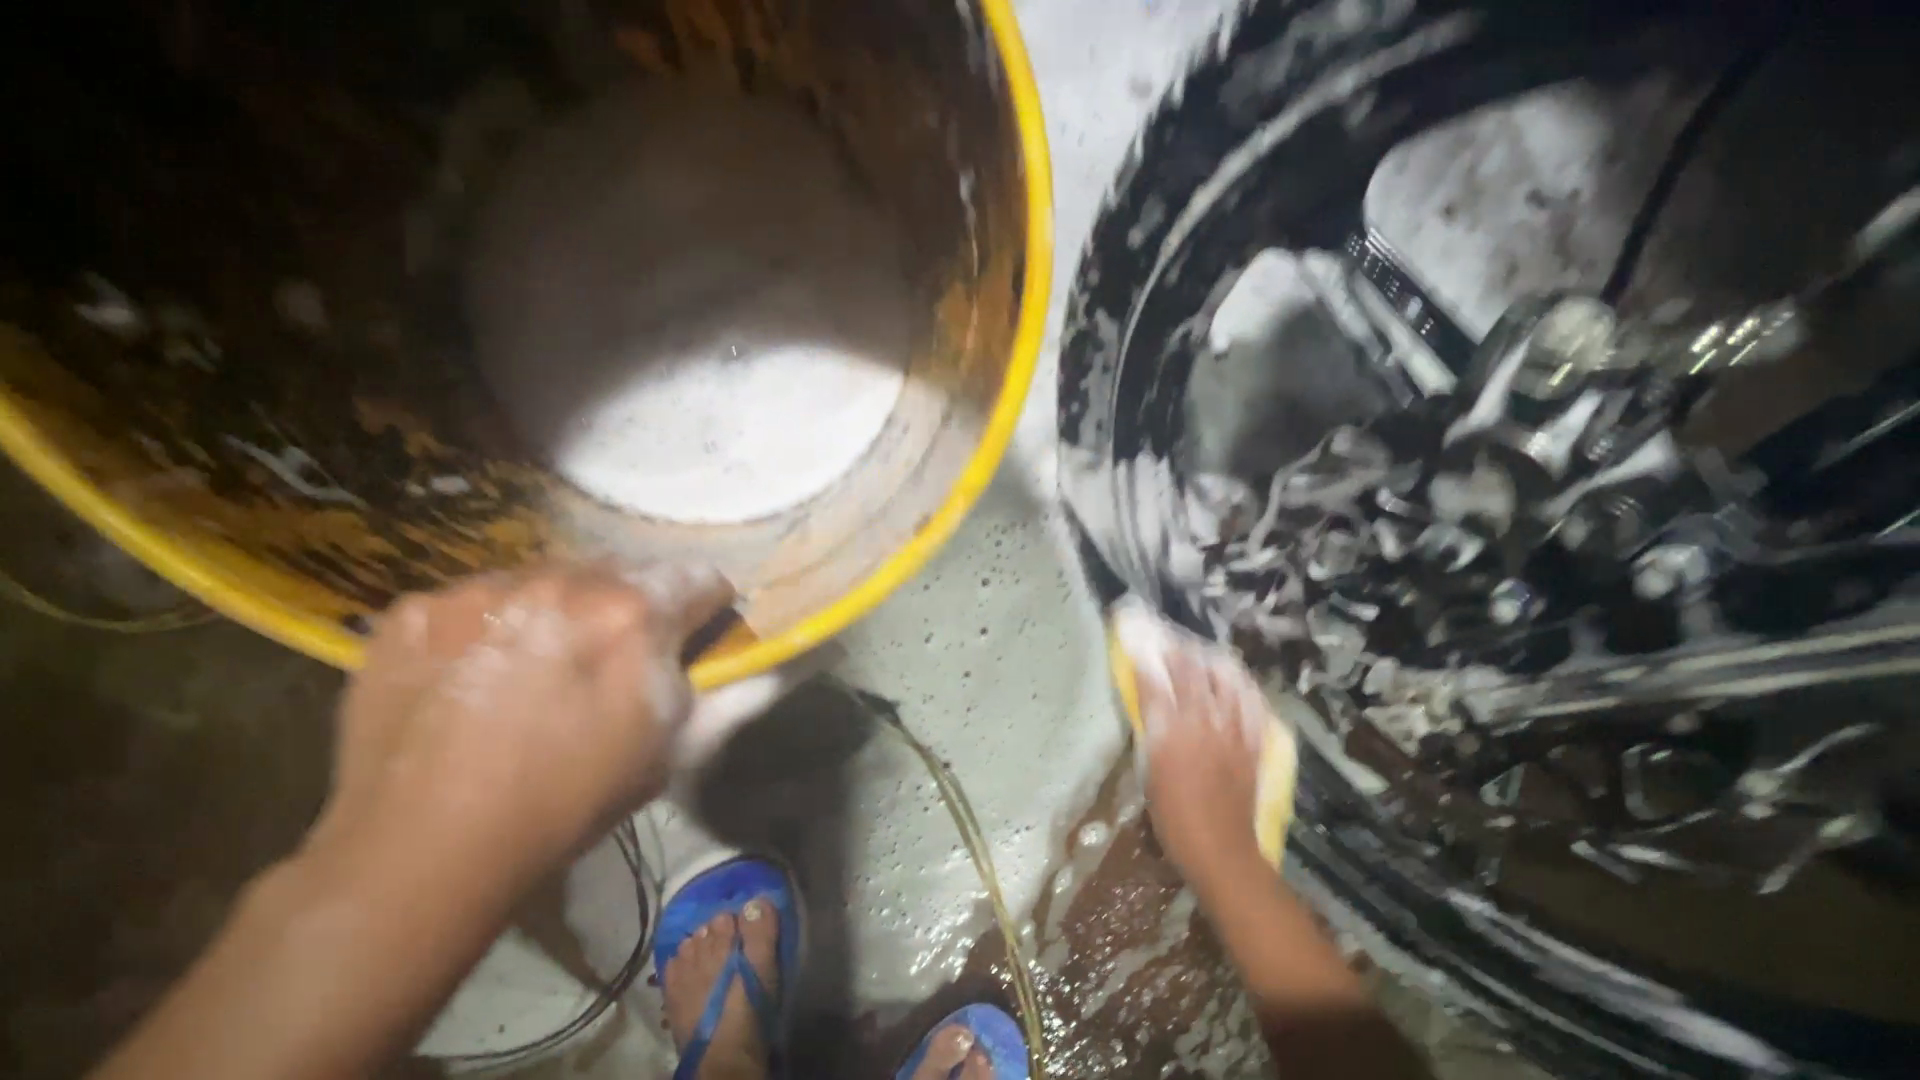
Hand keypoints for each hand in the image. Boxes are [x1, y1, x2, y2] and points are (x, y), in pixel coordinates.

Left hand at [311, 562, 737, 883]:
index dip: (705, 604)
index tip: (696, 630)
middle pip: (619, 568)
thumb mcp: (664, 756)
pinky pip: (472, 600)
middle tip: (613, 652)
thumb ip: (717, 700)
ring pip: (543, 576)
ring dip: (557, 607)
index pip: (696, 577)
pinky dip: (488, 626)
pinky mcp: (415, 609)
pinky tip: (472, 673)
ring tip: (536, 660)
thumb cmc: (564, 805)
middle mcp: (562, 580)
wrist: (421, 848)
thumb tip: (759, 674)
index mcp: (634, 615)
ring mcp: (479, 588)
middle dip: (629, 602)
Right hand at [1129, 621, 1269, 892]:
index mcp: (1171, 733)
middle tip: (1167, 641)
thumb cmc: (1175, 819)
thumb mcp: (1151, 775)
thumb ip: (1153, 734)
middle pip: (1190, 676)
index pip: (1155, 683)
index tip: (1136, 639)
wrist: (1221, 851)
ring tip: (1203, 651)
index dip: (1145, 659)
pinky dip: (1243, 688)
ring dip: (1211, 663)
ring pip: (1224, 684)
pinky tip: (1238, 681)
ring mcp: (1232, 732)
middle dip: (1176, 652)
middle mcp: (1203, 724)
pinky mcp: (1252, 745)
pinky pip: (1251, 706)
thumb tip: (1152, 705)